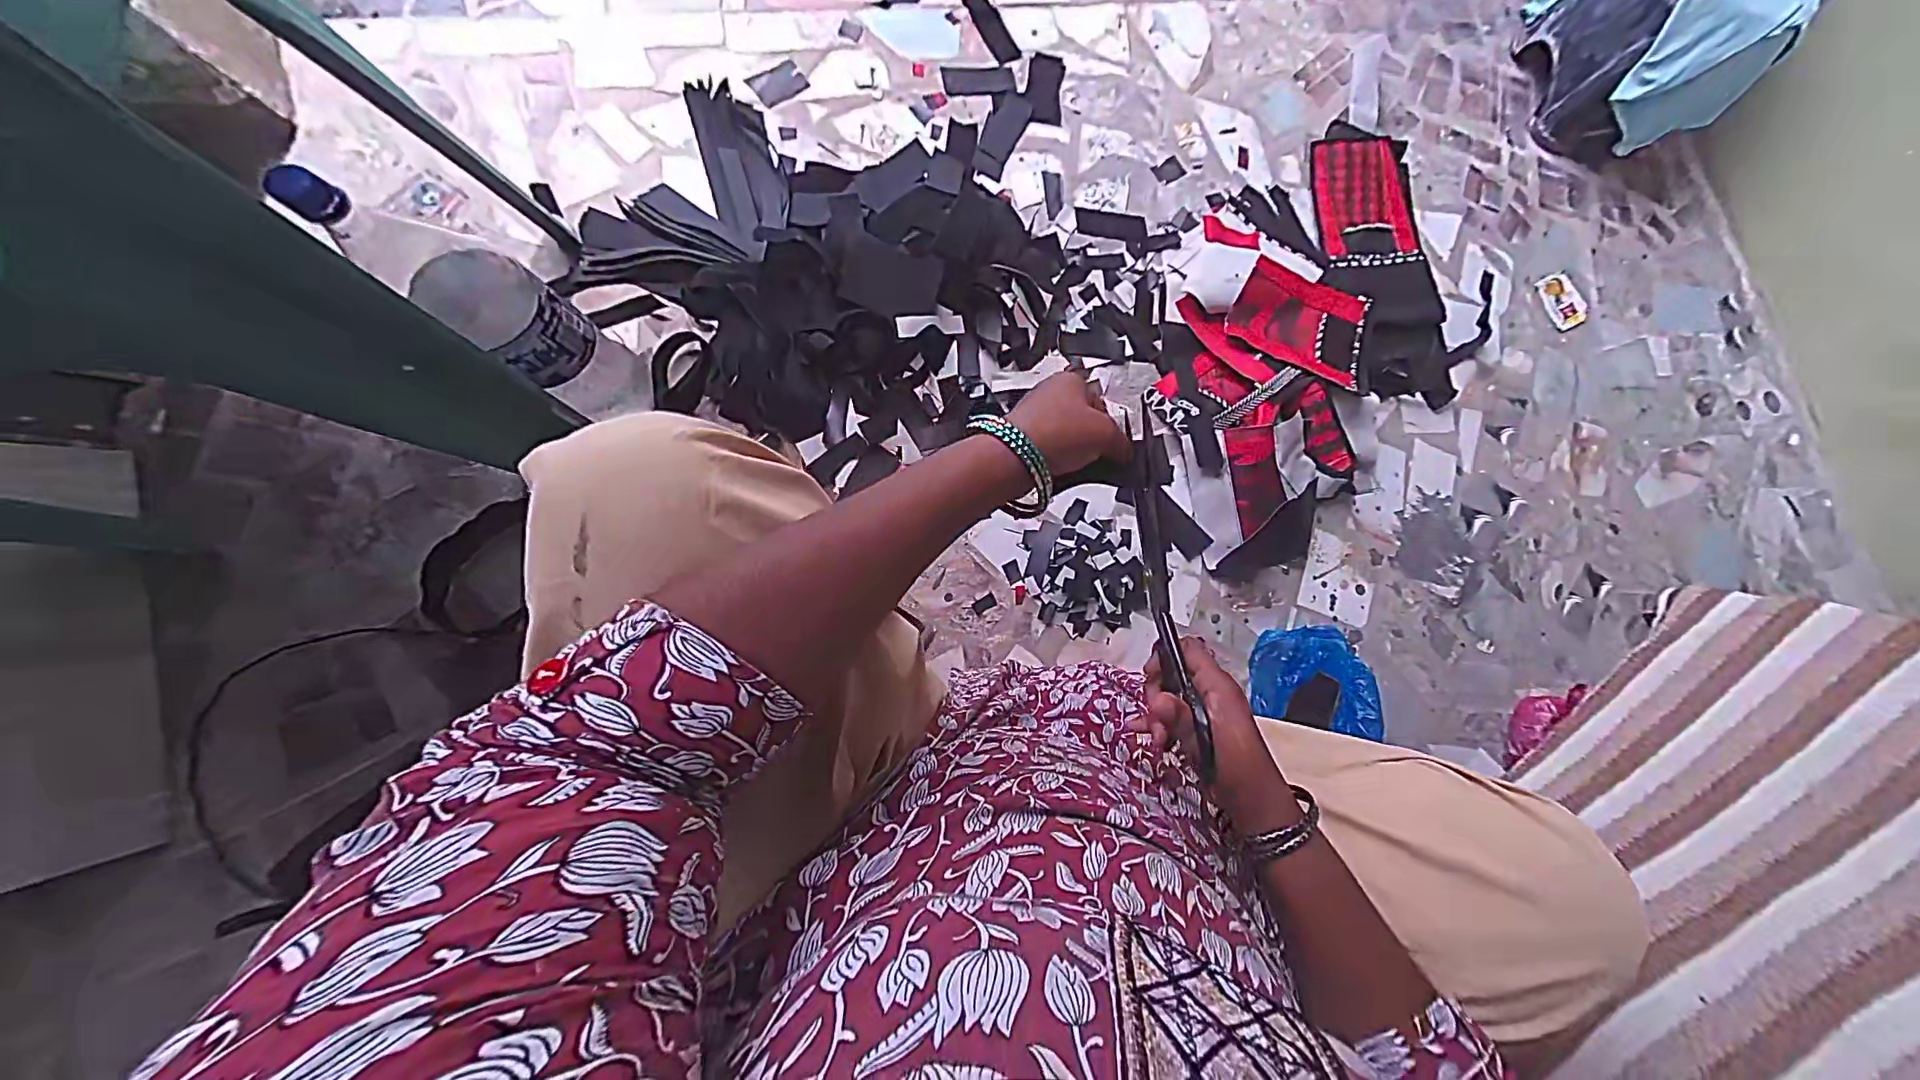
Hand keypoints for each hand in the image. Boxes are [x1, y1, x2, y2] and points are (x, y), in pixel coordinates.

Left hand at [1005, 371, 1131, 475]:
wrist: (1015, 459)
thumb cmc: (1051, 433)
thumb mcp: (1106, 434)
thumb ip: (1122, 440)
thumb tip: (1124, 450)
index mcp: (1070, 379)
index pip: (1103, 397)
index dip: (1115, 419)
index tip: (1119, 437)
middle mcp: (1049, 392)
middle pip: (1084, 418)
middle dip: (1094, 437)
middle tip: (1101, 451)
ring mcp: (1034, 416)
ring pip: (1066, 436)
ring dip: (1076, 450)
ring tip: (1078, 462)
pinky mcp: (1023, 440)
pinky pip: (1050, 450)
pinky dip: (1058, 460)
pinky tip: (1061, 468)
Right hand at [1129, 637, 1301, 833]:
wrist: (1255, 805)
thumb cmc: (1240, 771)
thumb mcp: (1206, 742)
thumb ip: (1180, 718)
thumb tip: (1157, 698)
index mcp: (1217, 687)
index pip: (1187, 649)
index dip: (1164, 656)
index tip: (1149, 678)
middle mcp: (1211, 693)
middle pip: (1172, 673)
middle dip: (1155, 693)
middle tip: (1154, 716)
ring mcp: (1206, 711)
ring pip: (1170, 697)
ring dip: (1157, 715)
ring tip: (1157, 738)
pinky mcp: (1200, 728)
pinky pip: (1174, 717)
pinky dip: (1162, 726)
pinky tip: (1156, 741)